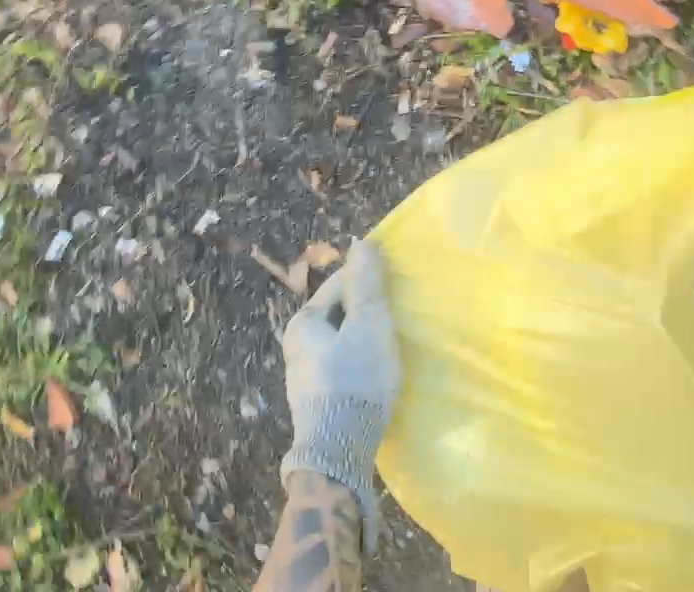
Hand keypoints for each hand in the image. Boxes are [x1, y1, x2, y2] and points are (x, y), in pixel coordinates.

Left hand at [278, 240, 400, 548]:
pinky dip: (360, 360)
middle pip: (340, 313)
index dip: (371, 281)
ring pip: (342, 340)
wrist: (339, 450)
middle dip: (367, 311)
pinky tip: (377, 371)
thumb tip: (361, 242)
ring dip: (365, 337)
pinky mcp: (318, 400)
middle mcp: (296, 345)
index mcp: (304, 322)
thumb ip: (367, 283)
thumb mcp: (369, 323)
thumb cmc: (356, 377)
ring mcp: (305, 375)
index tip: (397, 288)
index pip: (341, 284)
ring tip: (391, 343)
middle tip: (397, 317)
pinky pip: (343, 364)